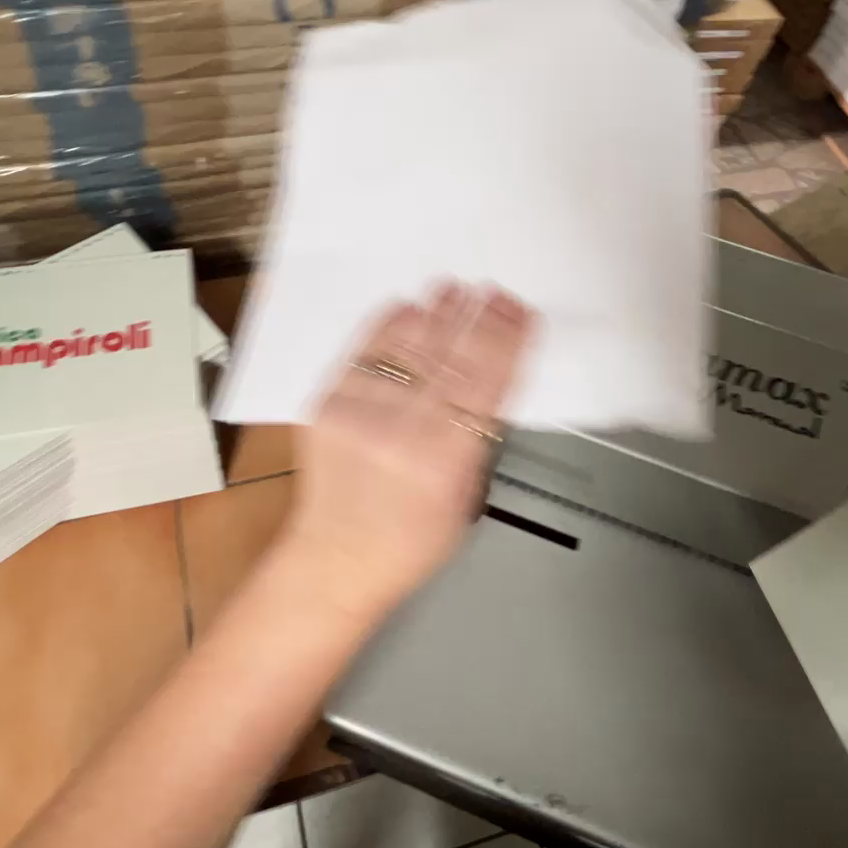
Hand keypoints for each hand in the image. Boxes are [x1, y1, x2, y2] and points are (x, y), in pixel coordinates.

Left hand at [283, 282, 534, 617]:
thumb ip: (476, 439)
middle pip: (452, 357)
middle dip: (478, 318)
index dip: (508, 341)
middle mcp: (402, 430)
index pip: (487, 382)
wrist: (334, 559)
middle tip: (493, 293)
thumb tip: (489, 379)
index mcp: (445, 459)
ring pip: (408, 348)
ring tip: (453, 288)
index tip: (520, 313)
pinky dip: (386, 326)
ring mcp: (360, 413)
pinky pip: (363, 354)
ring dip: (436, 313)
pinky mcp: (327, 406)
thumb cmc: (406, 541)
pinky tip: (406, 307)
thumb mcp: (464, 497)